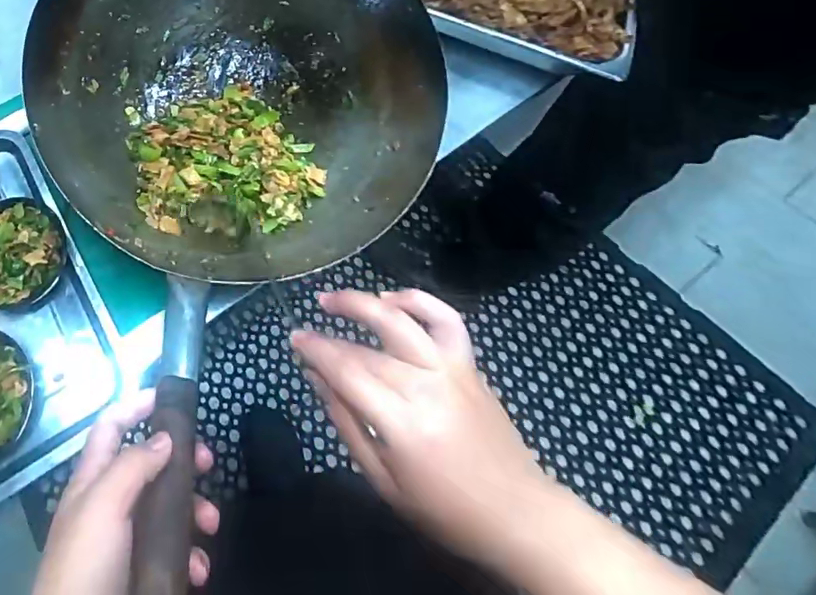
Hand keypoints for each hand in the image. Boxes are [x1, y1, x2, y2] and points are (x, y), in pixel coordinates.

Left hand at [33, 389, 221, 594]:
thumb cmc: (86, 560)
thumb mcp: (105, 503)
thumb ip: (133, 465)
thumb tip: (164, 437)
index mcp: (94, 478)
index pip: (111, 426)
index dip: (135, 406)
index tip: (167, 397)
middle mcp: (109, 503)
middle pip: (148, 465)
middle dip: (180, 460)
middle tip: (208, 462)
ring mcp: (124, 540)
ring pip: (166, 509)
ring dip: (193, 510)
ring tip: (211, 525)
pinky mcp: (139, 573)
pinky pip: (172, 554)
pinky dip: (191, 556)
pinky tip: (199, 570)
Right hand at [290, 289, 563, 570]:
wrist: (522, 516)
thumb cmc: (446, 509)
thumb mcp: (384, 481)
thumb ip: (346, 423)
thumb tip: (315, 377)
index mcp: (403, 424)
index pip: (346, 371)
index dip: (315, 350)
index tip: (294, 340)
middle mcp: (426, 387)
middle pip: (365, 349)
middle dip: (328, 337)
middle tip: (304, 332)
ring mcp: (451, 371)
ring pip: (400, 321)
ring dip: (361, 302)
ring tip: (333, 300)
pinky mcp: (469, 366)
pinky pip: (445, 320)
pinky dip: (418, 301)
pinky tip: (391, 299)